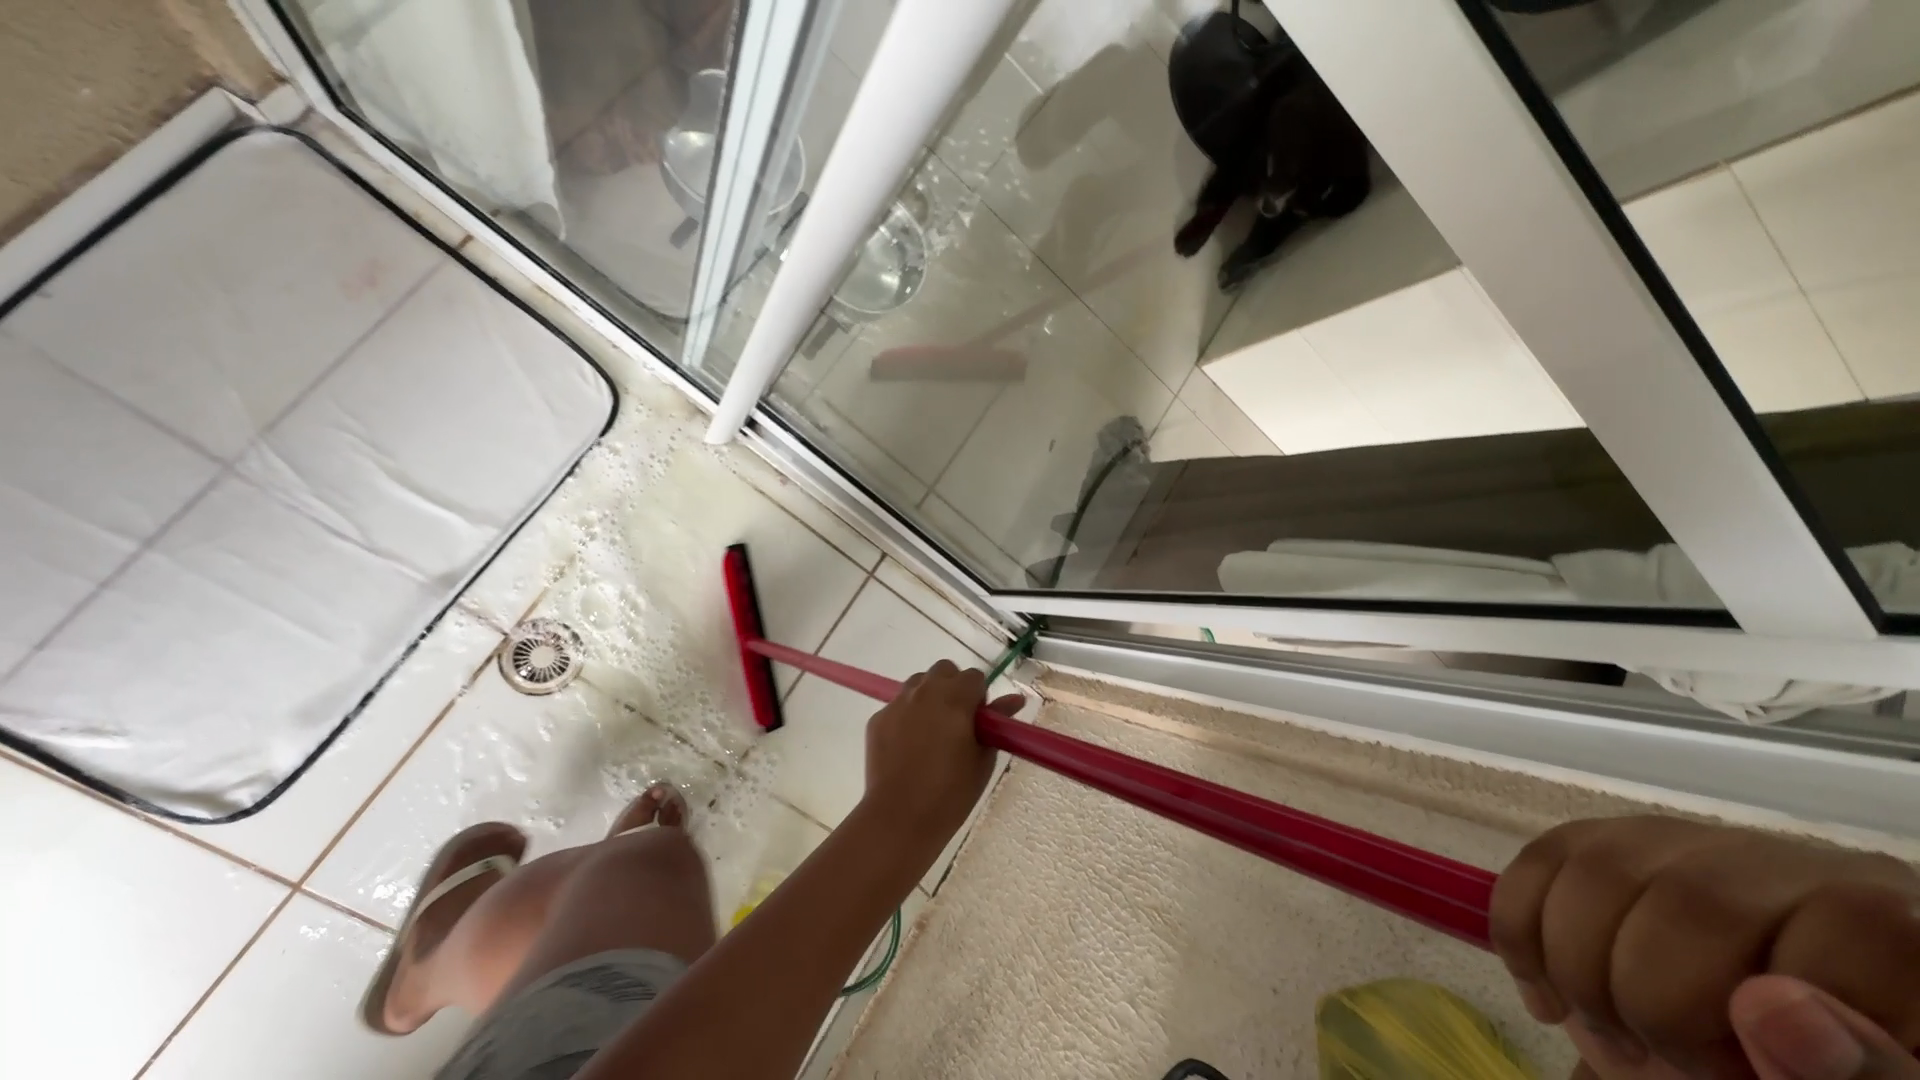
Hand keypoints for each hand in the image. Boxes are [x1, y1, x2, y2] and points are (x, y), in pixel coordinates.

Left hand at [862, 660, 1022, 838]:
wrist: (900, 816)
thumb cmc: (951, 792)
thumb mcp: (982, 758)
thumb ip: (996, 722)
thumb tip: (1014, 699)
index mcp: (954, 698)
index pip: (974, 676)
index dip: (979, 697)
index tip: (978, 723)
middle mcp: (924, 692)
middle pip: (943, 671)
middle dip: (953, 688)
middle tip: (957, 723)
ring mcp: (897, 704)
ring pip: (918, 684)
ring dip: (929, 697)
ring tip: (931, 734)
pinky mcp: (877, 719)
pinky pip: (897, 706)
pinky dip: (907, 717)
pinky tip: (908, 748)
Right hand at [1489, 816, 1919, 1079]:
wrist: (1747, 1050)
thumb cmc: (1811, 1071)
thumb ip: (1857, 1076)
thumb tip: (1776, 1009)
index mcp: (1883, 920)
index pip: (1853, 921)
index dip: (1801, 1008)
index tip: (1751, 1073)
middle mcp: (1781, 856)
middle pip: (1692, 899)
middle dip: (1655, 1002)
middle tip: (1667, 1064)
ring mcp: (1673, 839)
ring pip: (1594, 871)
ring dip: (1580, 975)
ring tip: (1613, 1040)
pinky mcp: (1595, 841)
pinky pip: (1534, 863)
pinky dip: (1521, 938)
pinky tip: (1546, 998)